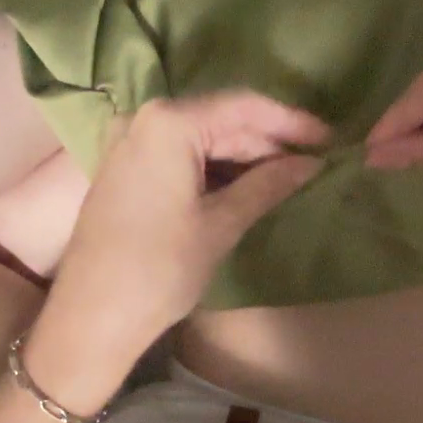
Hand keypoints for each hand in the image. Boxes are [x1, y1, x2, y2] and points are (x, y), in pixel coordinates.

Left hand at [43, 92, 326, 363]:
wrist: (92, 314)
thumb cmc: (160, 269)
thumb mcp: (221, 224)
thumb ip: (268, 184)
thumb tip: (311, 163)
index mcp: (167, 123)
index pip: (242, 107)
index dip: (290, 122)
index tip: (329, 139)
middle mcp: (141, 119)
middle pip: (218, 120)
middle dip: (266, 141)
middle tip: (313, 162)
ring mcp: (127, 142)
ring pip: (198, 137)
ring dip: (240, 155)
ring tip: (287, 176)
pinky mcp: (122, 167)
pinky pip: (176, 153)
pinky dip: (210, 166)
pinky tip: (243, 184)